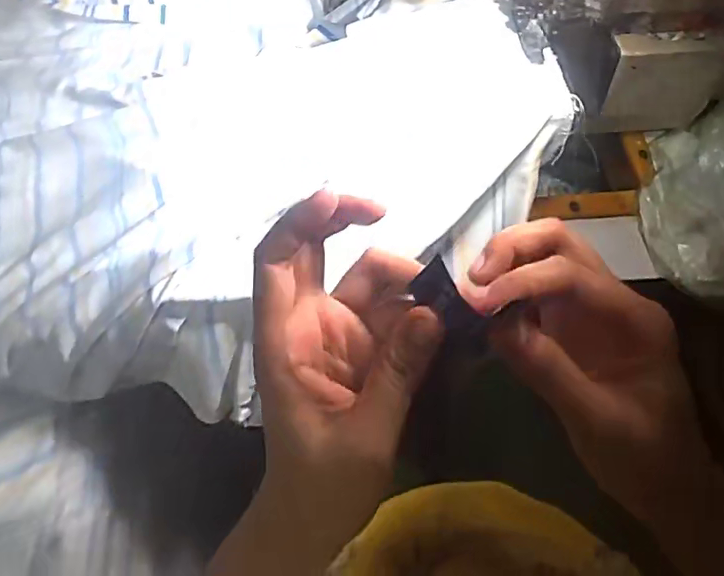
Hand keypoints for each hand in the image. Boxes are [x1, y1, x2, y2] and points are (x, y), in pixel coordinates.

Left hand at [210, 190, 443, 574]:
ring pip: (368, 278)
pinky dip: (417, 305)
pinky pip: (394, 308)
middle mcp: (308, 319)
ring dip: (404, 279)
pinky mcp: (365, 343)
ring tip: (448, 297)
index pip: (275, 261)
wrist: (315, 522)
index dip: (298, 221)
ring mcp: (338, 328)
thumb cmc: (321, 483)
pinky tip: (446, 316)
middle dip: (342, 219)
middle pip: (312, 249)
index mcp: (285, 335)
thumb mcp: (364, 435)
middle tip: (381, 209)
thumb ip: (397, 373)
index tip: (336, 200)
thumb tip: (432, 313)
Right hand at [464, 220, 705, 524]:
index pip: (571, 273)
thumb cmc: (644, 459)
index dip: (522, 280)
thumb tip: (496, 324)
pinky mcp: (573, 317)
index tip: (482, 302)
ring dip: (508, 257)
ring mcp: (593, 303)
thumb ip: (549, 370)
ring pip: (547, 251)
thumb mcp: (598, 423)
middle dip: (513, 247)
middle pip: (560, 241)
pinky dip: (509, 279)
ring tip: (474, 283)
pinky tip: (487, 299)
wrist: (670, 488)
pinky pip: (537, 280)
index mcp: (634, 316)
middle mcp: (614, 296)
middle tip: (475, 277)